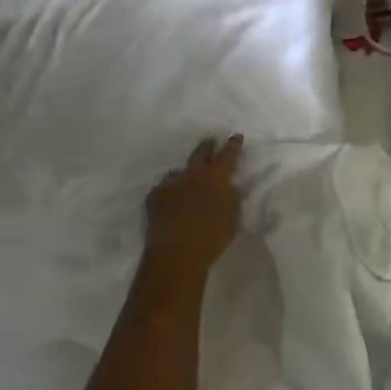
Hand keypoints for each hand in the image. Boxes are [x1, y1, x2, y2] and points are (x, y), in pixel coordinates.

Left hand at [145, 135, 243, 273]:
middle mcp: (193, 175)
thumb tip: (228, 187)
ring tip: (187, 184)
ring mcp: (171, 183)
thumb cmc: (212, 238)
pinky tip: (172, 204)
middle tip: (211, 142)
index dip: (233, 145)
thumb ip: (230, 198)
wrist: (176, 253)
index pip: (227, 156)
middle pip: (200, 153)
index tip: (235, 136)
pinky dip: (171, 192)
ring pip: (179, 172)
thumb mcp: (232, 218)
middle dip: (207, 146)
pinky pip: (165, 188)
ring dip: (186, 175)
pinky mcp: (154, 195)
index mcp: (216, 179)